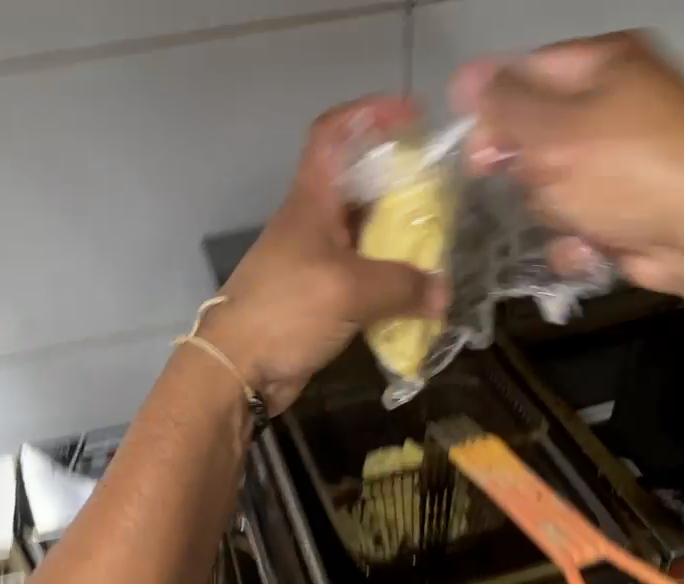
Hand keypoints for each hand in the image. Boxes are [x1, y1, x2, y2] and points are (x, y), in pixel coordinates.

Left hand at [204, 96, 445, 413]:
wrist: (239, 369)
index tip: (411, 118)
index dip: (369, 114)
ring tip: (440, 252)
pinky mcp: (321, 304)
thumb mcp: (349, 290)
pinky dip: (390, 290)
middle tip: (445, 200)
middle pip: (361, 189)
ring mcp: (317, 266)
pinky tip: (418, 301)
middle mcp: (314, 226)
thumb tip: (442, 294)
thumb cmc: (286, 311)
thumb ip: (402, 286)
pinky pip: (364, 286)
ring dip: (401, 246)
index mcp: (312, 201)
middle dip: (403, 189)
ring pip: (366, 241)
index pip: (333, 134)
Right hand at [454, 32, 683, 296]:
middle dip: (530, 172)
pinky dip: (578, 239)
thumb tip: (466, 77)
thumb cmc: (630, 171)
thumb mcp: (555, 133)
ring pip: (552, 187)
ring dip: (555, 212)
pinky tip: (591, 248)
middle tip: (540, 186)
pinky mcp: (628, 207)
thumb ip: (505, 106)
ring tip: (579, 221)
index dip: (491, 111)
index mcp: (603, 63)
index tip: (471, 154)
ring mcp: (624, 160)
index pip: (524, 74)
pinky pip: (577, 220)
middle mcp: (616, 103)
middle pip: (536, 136)